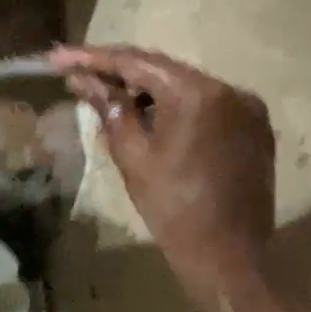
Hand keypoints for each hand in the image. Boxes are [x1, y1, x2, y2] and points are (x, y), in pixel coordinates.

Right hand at [49, 45, 278, 311]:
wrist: (228, 254)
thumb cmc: (171, 205)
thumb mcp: (131, 154)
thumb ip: (109, 108)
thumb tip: (83, 79)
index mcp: (197, 94)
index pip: (136, 63)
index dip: (92, 58)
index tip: (57, 57)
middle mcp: (229, 89)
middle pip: (161, 69)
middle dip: (117, 69)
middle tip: (75, 70)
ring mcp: (246, 108)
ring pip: (183, 84)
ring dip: (143, 87)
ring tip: (104, 92)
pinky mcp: (252, 127)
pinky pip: (204, 102)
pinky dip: (171, 103)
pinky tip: (143, 112)